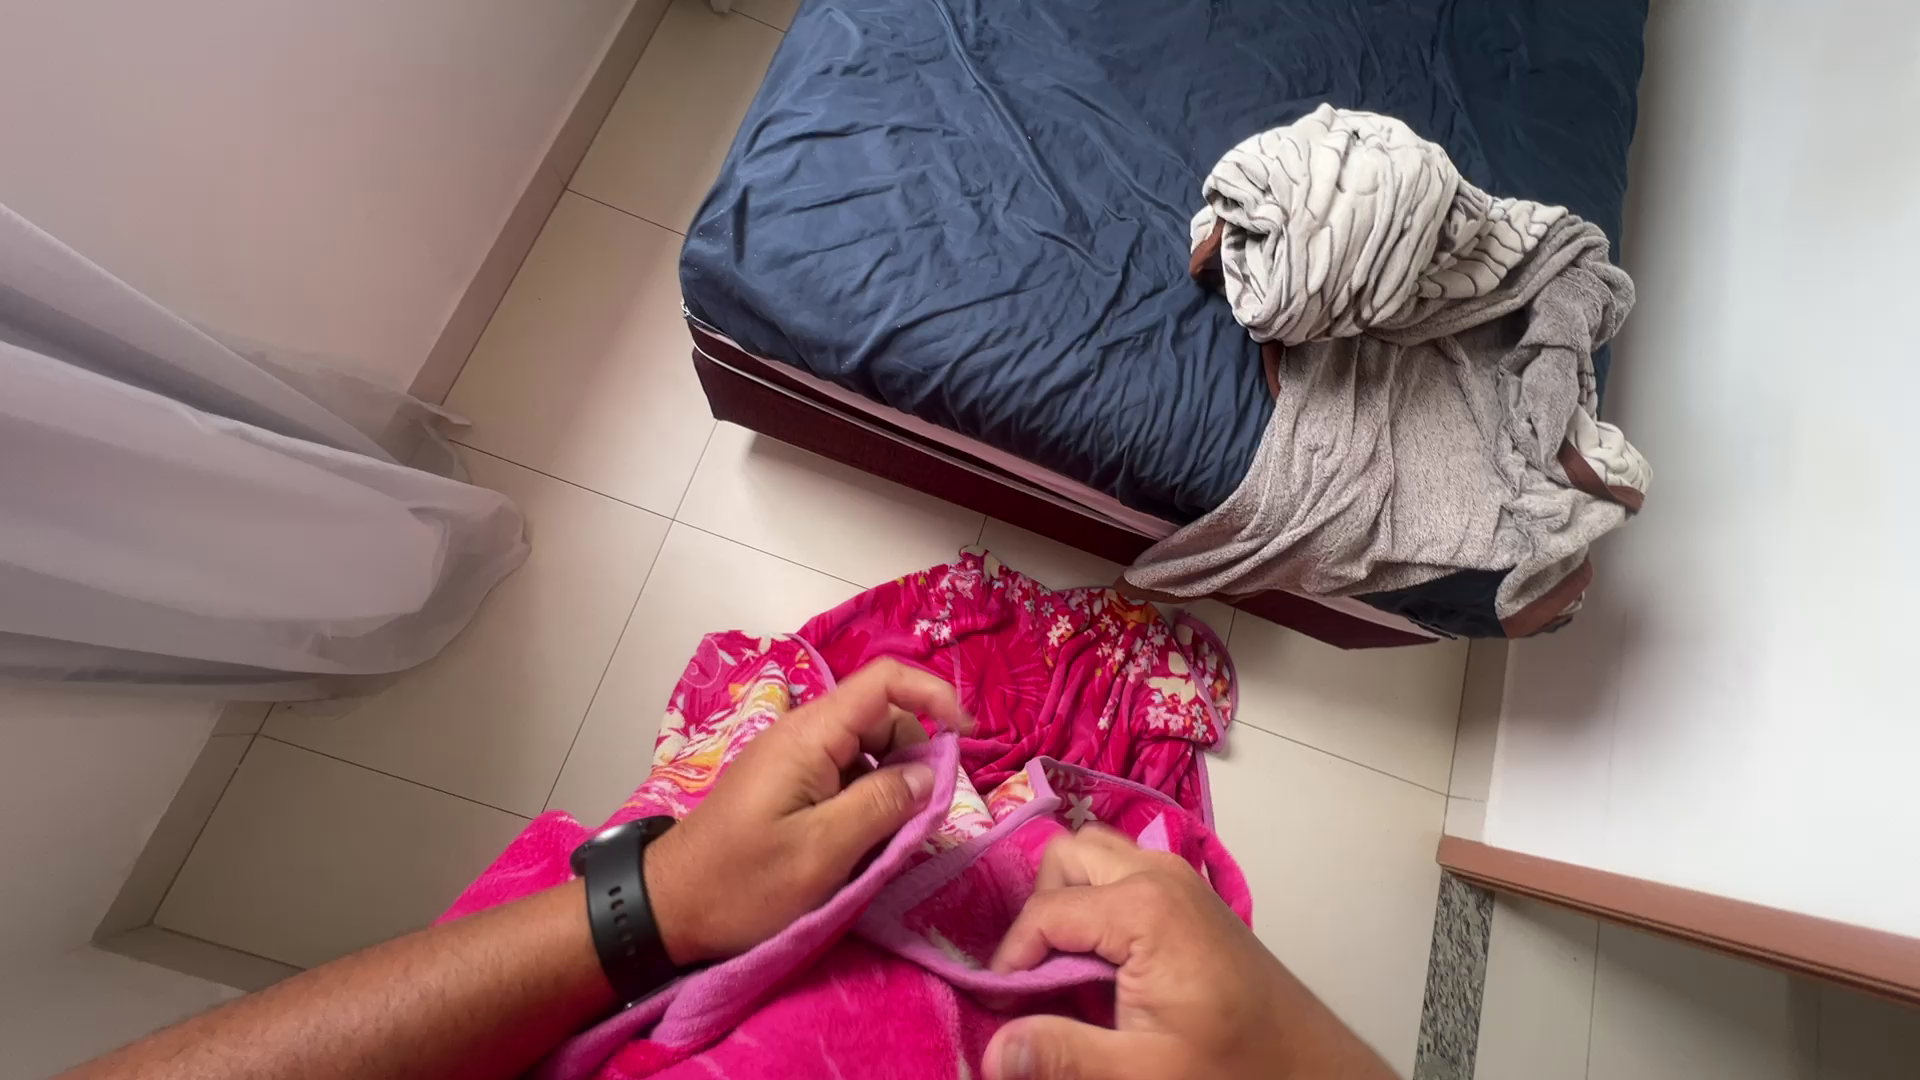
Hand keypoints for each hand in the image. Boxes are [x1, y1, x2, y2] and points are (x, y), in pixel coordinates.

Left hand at [642, 659, 970, 965]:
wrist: (667, 908)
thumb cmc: (743, 882)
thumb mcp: (822, 852)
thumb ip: (883, 805)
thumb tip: (930, 775)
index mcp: (812, 734)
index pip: (885, 680)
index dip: (932, 694)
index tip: (965, 735)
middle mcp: (806, 730)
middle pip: (883, 716)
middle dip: (916, 755)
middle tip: (926, 813)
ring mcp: (797, 753)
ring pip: (869, 745)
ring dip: (894, 780)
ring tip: (894, 833)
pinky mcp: (792, 776)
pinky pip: (848, 769)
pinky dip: (871, 793)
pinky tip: (867, 834)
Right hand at [984, 826, 1394, 1079]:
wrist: (1314, 1068)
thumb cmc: (1233, 1067)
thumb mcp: (1145, 1075)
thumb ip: (1063, 1056)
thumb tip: (991, 1053)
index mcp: (1142, 906)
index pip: (1048, 911)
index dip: (1013, 955)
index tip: (1001, 1001)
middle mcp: (1156, 870)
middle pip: (1067, 856)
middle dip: (1041, 907)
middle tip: (1039, 971)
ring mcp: (1176, 873)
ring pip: (1094, 851)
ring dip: (1069, 894)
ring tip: (1067, 960)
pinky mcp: (1187, 887)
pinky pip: (1122, 865)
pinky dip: (1098, 893)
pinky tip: (1104, 950)